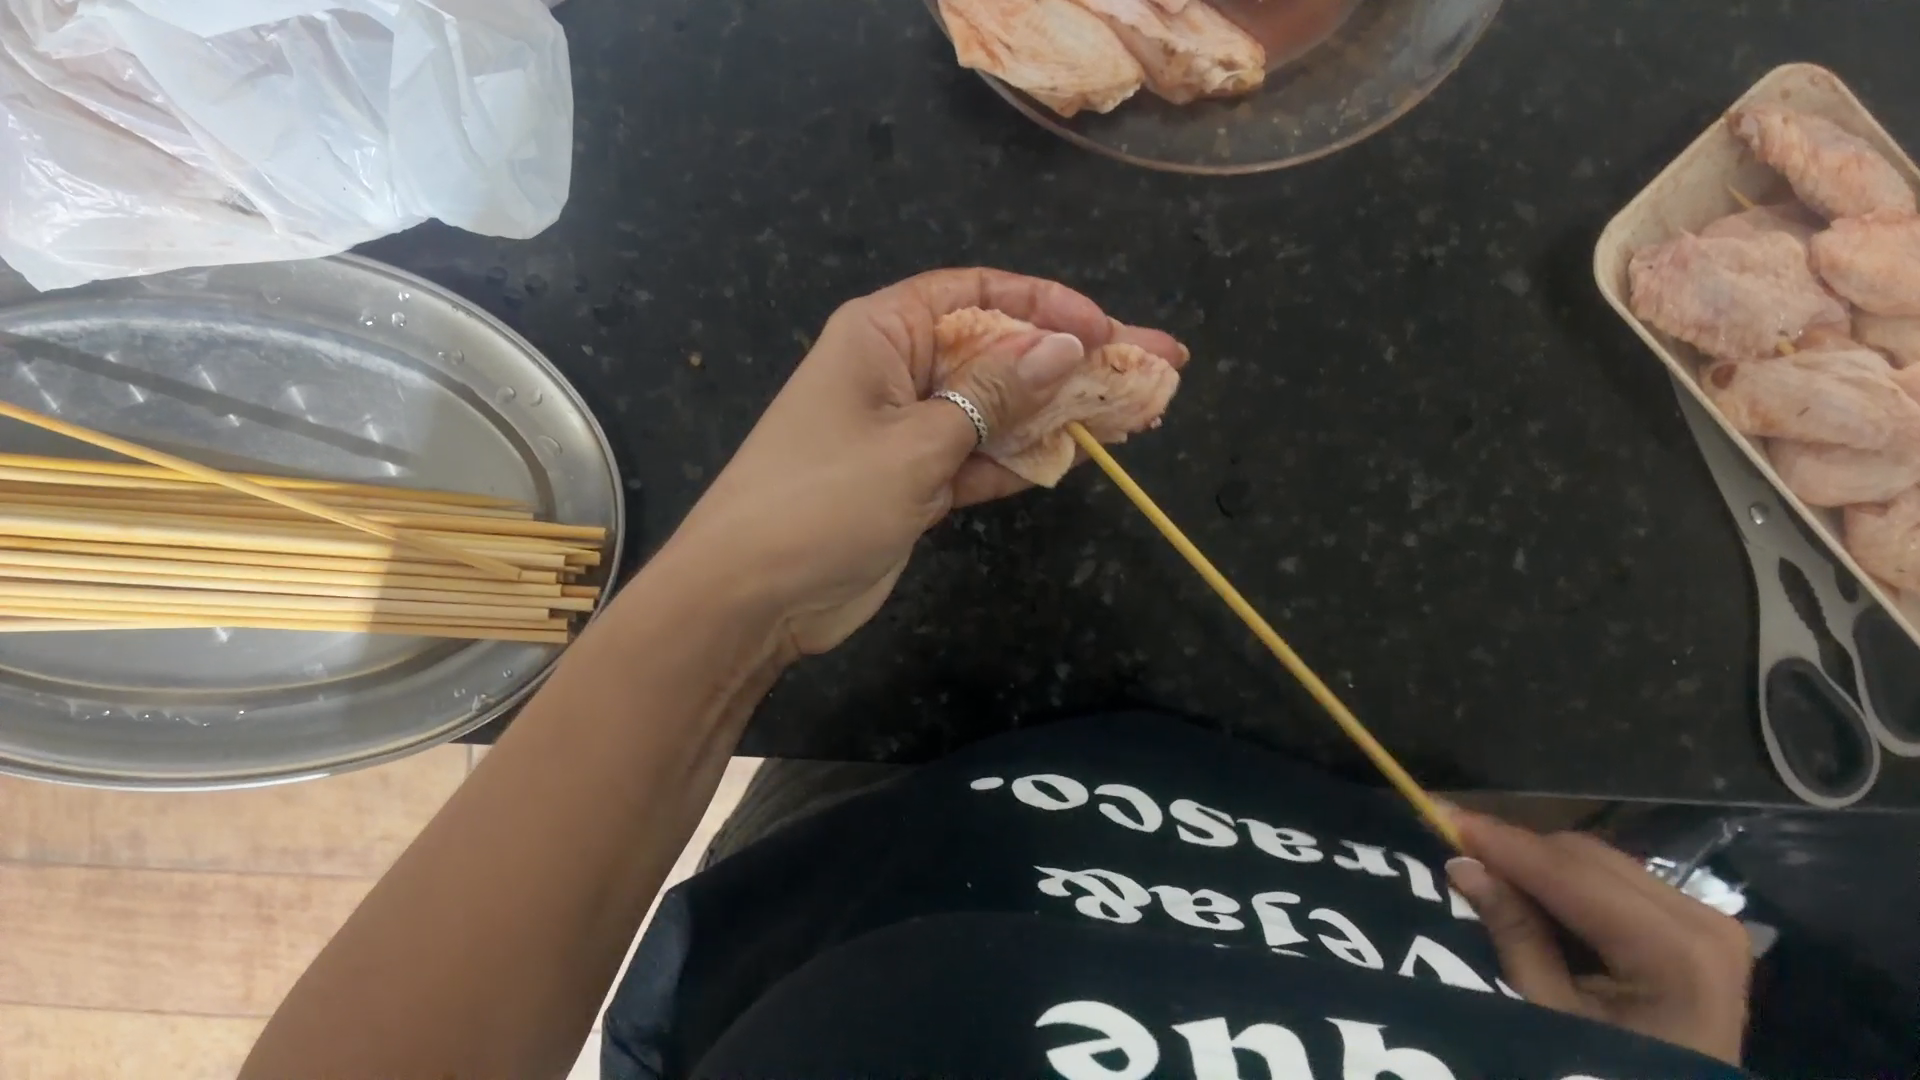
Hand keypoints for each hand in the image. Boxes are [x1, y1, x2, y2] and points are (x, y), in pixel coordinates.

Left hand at [659, 268, 1185, 655]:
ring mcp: (909, 432)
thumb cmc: (824, 499)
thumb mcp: (917, 441)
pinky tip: (1075, 457)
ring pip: (998, 410)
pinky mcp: (916, 484)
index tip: (1107, 329)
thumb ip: (995, 395)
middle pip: (1001, 352)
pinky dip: (1021, 461)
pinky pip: (981, 459)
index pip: (978, 295)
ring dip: (1059, 415)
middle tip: (1157, 368)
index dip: (1047, 304)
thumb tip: (1067, 345)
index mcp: (883, 334)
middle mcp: (899, 372)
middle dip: (1074, 361)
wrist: (753, 597)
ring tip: (1136, 418)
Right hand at [1444, 809, 1751, 1064]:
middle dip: (1515, 849)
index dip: (1499, 841)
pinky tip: (1525, 889)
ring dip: (1535, 861)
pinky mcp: (1691, 925)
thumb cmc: (1608, 1074)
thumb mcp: (1550, 1014)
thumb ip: (1513, 934)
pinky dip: (1561, 879)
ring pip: (1593, 860)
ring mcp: (1702, 920)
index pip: (1569, 873)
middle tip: (1451, 844)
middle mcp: (1700, 920)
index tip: (1437, 815)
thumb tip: (1462, 865)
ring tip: (1481, 867)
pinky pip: (1610, 878)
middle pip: (1583, 857)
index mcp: (1675, 951)